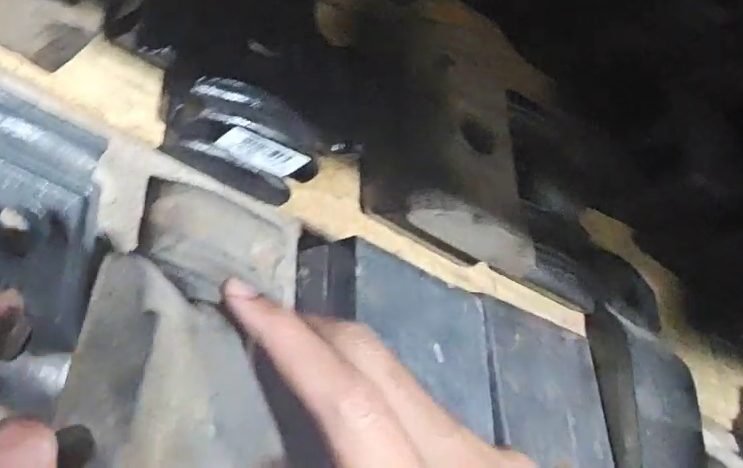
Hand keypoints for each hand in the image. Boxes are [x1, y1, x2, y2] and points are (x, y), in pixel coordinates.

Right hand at [223, 279, 533, 467]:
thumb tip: (270, 451)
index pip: (349, 398)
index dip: (287, 338)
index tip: (236, 291)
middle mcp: (470, 467)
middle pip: (375, 362)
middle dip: (308, 326)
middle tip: (257, 312)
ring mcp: (506, 465)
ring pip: (404, 383)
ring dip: (347, 368)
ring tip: (307, 373)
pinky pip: (434, 416)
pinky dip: (389, 407)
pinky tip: (376, 434)